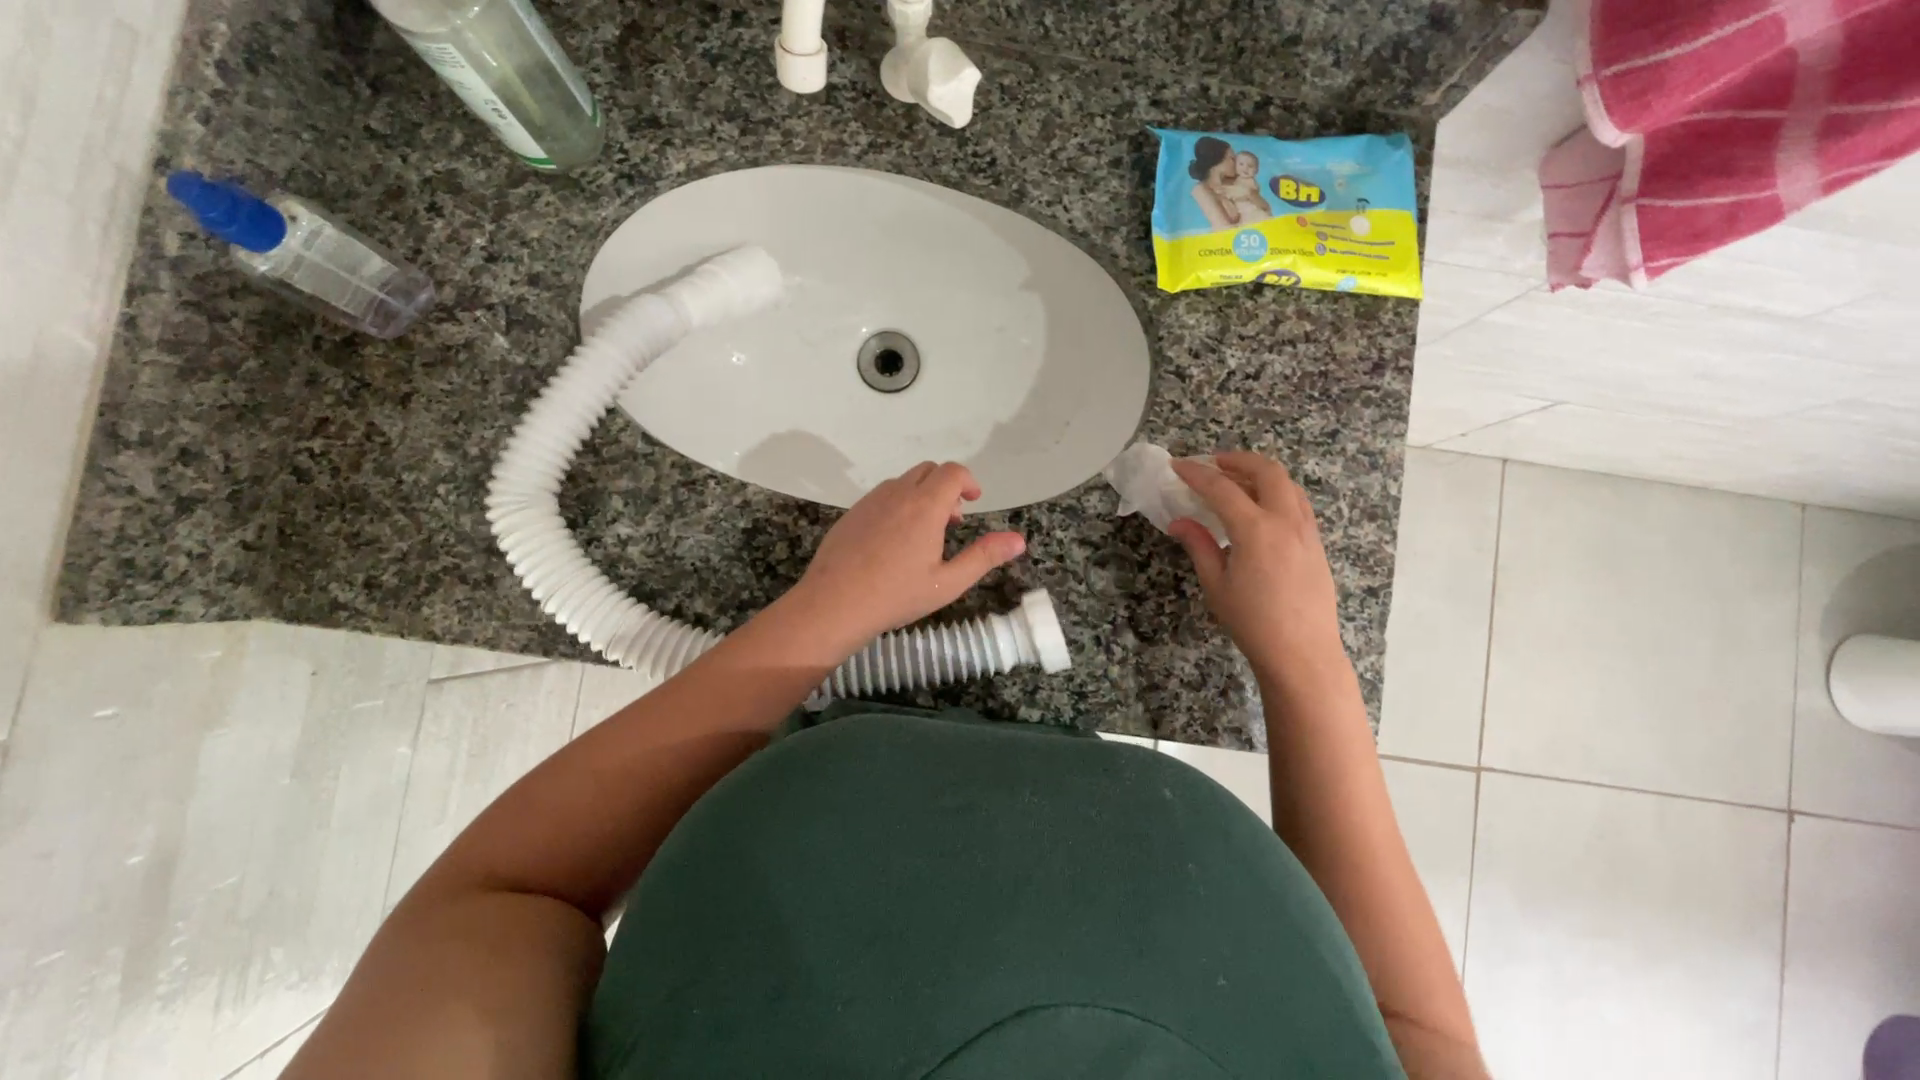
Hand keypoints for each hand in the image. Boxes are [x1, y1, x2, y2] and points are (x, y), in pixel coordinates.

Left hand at [790, 461, 1025, 646]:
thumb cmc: (896, 595)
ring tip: (924, 533)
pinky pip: (882, 496)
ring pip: (903, 482)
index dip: (968, 481)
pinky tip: (894, 541)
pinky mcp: (852, 513)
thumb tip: (1018, 540)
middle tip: (951, 520)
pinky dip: (898, 504)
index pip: (952, 472)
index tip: (974, 500)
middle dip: (946, 487)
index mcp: (925, 506)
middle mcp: (898, 494)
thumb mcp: (948, 582)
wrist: (834, 603)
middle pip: (928, 470)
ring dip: (921, 494)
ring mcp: (871, 501)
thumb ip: (984, 557)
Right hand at [1167, 452, 1348, 690]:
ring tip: (1237, 481)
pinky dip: (1278, 493)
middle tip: (1213, 464)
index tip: (1178, 466)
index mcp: (1256, 530)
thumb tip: (1179, 522)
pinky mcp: (1316, 543)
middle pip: (1266, 471)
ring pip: (1287, 484)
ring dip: (1261, 473)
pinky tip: (1262, 508)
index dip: (1196, 474)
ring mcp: (1306, 530)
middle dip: (1237, 460)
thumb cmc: (1252, 622)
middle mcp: (1285, 521)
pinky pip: (1298, 503)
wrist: (1302, 652)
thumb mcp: (1217, 585)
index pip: (1221, 489)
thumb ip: (1199, 546)